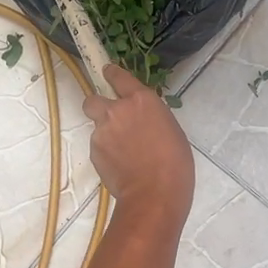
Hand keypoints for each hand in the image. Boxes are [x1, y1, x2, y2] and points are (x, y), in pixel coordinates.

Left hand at [84, 65, 194, 221]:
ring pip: (97, 127)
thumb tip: (142, 121)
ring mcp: (102, 131)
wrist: (154, 193)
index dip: (111, 75)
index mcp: (142, 100)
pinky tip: (120, 166)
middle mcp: (117, 110)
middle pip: (93, 100)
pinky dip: (106, 153)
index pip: (118, 77)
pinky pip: (98, 147)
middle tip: (109, 119)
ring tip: (123, 153)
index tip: (107, 73)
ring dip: (106, 135)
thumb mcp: (170, 129)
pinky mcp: (94, 152)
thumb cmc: (175, 162)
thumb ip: (151, 117)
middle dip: (97, 106)